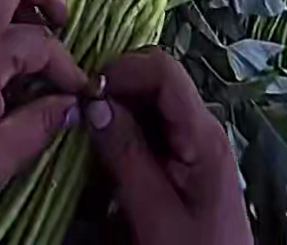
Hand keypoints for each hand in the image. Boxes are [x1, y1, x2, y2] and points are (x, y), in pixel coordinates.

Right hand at [88, 48, 249, 244]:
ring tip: (90, 128)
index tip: (88, 92)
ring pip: (152, 98)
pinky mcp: (186, 156)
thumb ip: (127, 155)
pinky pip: (153, 123)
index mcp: (203, 133)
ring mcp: (195, 140)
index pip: (164, 70)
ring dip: (120, 104)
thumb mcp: (156, 216)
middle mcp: (202, 125)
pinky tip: (107, 147)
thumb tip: (95, 102)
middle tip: (84, 110)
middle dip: (118, 84)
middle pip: (158, 77)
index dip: (124, 69)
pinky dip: (127, 125)